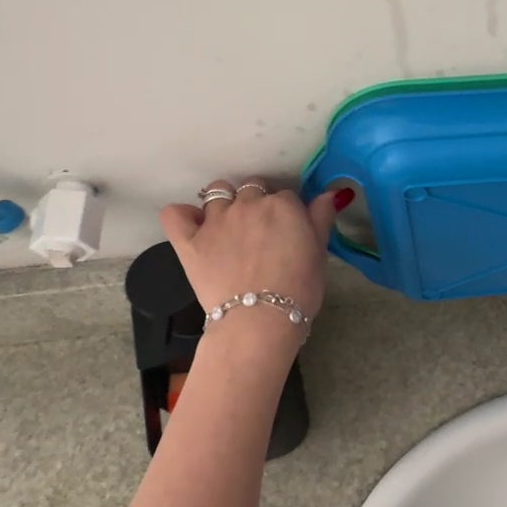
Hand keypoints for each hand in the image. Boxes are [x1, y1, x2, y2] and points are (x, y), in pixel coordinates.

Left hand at [159, 179, 349, 340]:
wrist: (260, 319)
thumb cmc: (299, 290)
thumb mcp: (320, 253)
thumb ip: (322, 218)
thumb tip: (331, 193)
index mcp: (283, 205)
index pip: (286, 196)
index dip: (288, 213)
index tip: (289, 232)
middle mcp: (248, 204)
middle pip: (252, 187)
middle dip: (258, 202)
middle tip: (262, 232)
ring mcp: (215, 220)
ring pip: (217, 192)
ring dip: (225, 203)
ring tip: (231, 227)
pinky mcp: (189, 240)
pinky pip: (175, 213)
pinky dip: (183, 215)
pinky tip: (193, 225)